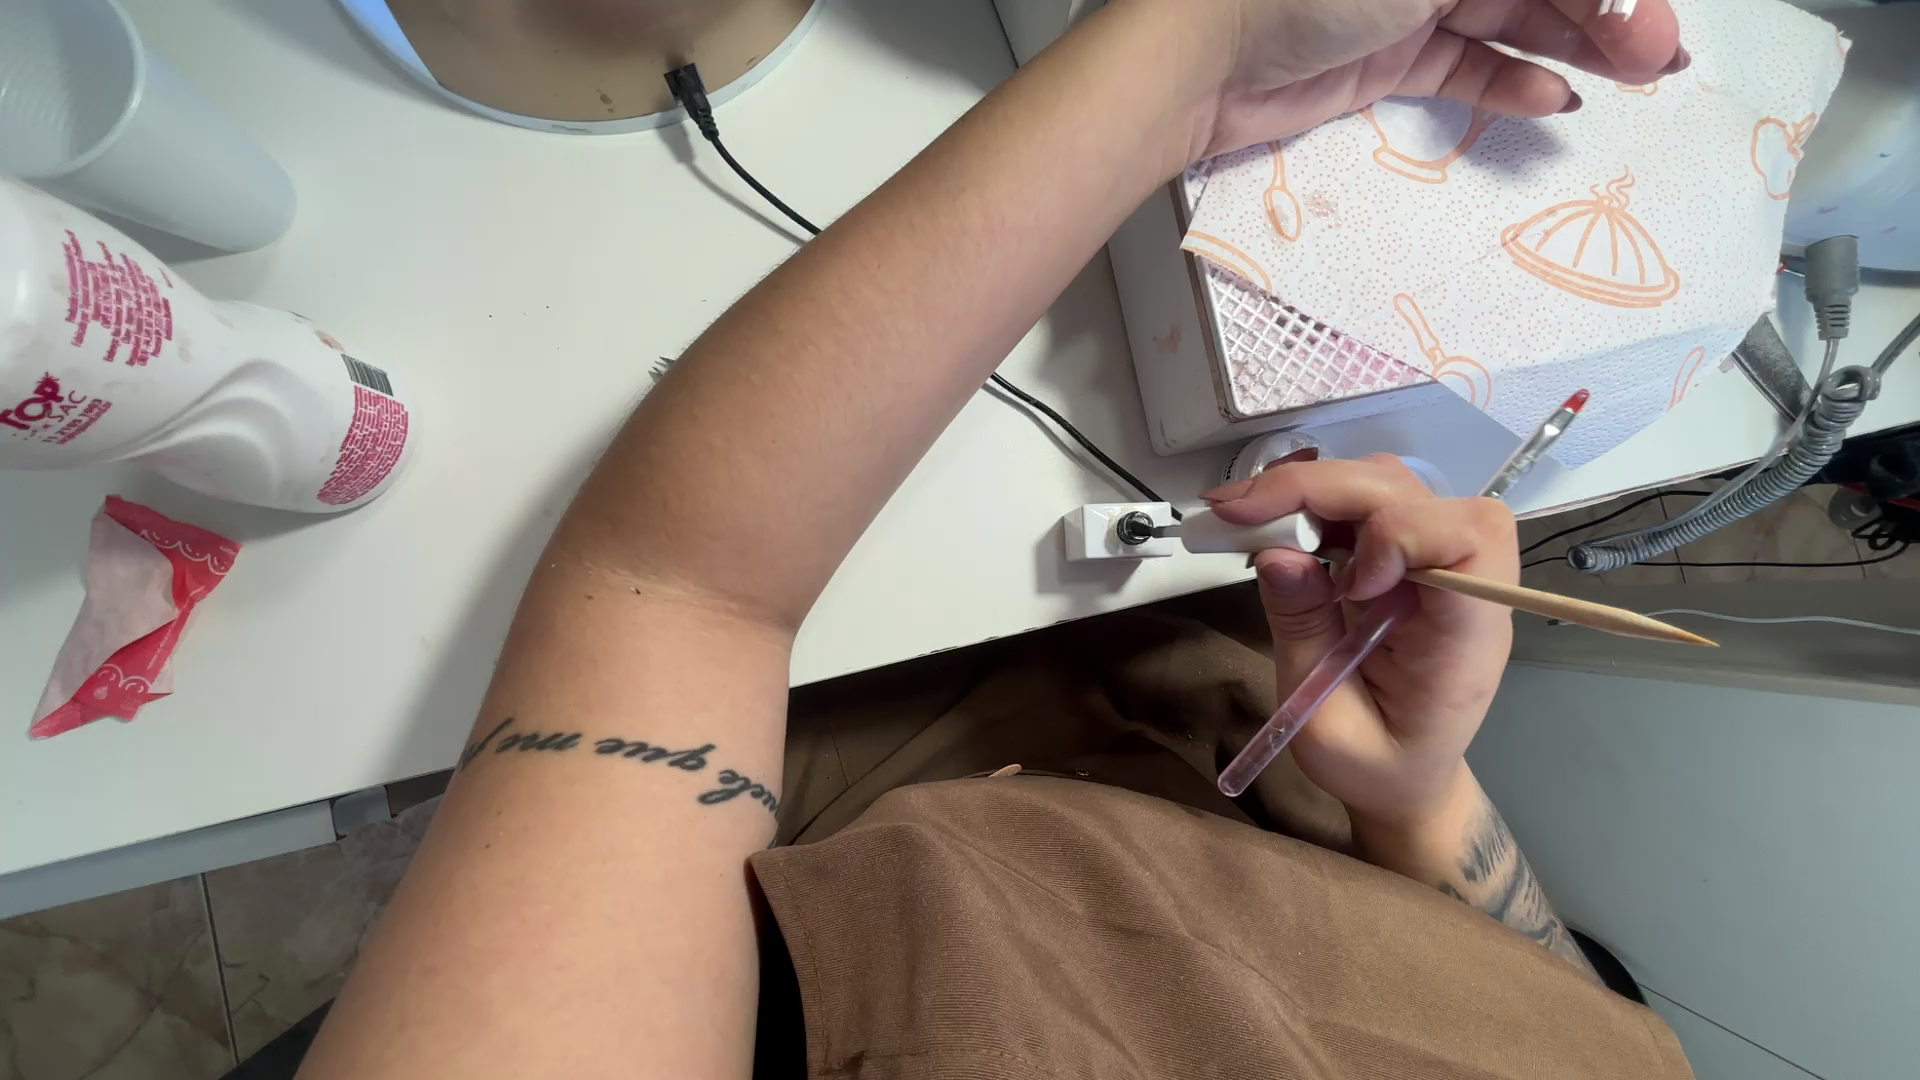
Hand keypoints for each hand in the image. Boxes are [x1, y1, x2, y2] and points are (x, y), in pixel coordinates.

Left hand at [1151, 0, 1687, 158]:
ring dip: (1576, 43)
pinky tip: (1549, 99)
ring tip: (1633, 75)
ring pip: (1514, 17)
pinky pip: (1461, 69)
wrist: (1209, 58)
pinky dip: (1504, 82)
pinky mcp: (1386, 61)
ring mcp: (1415, 2)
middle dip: (1611, 6)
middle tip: (1663, 56)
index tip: (1659, 15)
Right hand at [1201, 456, 1518, 829]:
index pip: (1466, 539)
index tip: (1344, 583)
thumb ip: (1304, 633)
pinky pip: (1364, 501)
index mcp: (1461, 636)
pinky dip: (1309, 500)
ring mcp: (1430, 562)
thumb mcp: (1325, 722)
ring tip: (1242, 514)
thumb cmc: (1374, 764)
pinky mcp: (1400, 555)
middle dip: (1317, 489)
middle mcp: (1458, 582)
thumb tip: (1275, 553)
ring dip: (1308, 489)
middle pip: (1407, 492)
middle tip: (1234, 510)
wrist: (1403, 774)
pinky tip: (1267, 519)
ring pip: (1383, 483)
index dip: (1399, 533)